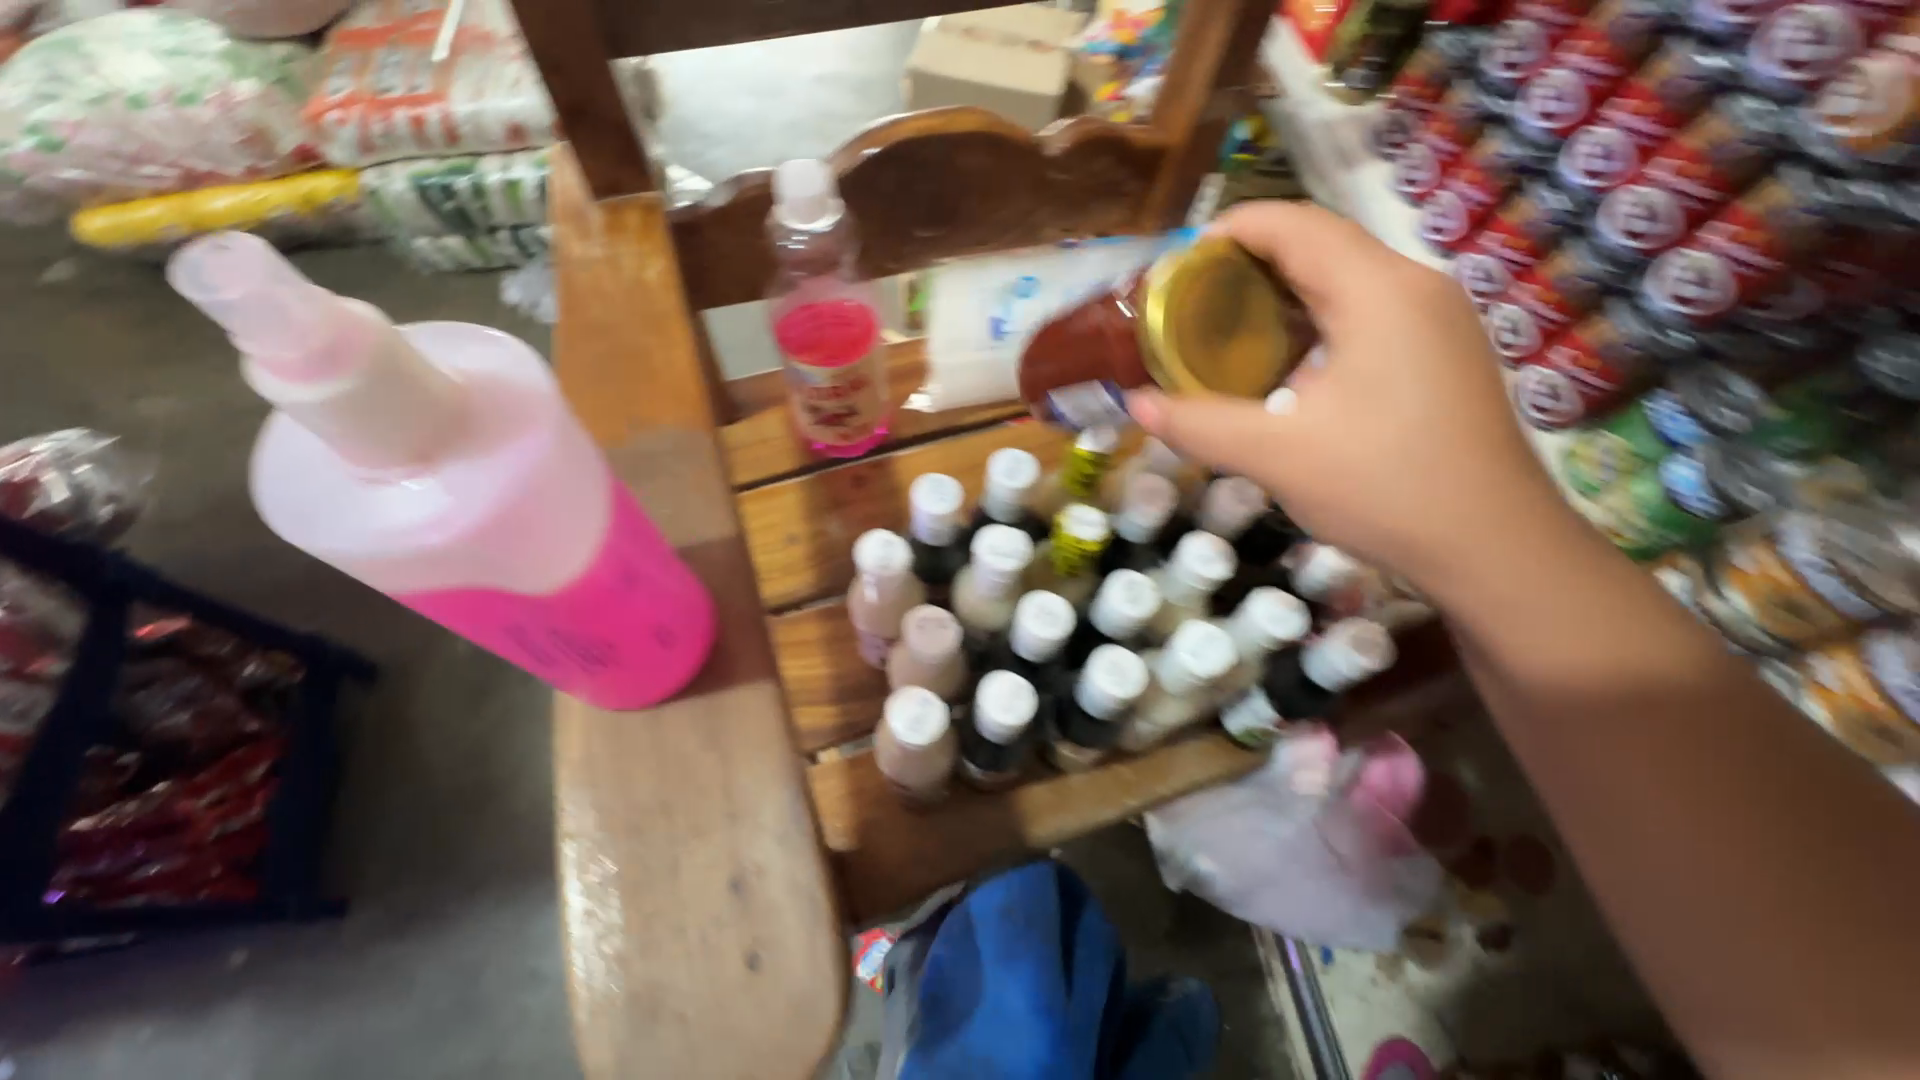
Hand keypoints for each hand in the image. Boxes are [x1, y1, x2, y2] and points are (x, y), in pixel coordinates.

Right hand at [1126, 201, 1572, 594]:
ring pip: (1348, 279)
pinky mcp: (1444, 353)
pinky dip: (1318, 320)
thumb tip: (1134, 404)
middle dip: (1251, 261)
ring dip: (1285, 292)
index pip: (1295, 225)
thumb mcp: (1277, 457)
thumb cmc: (1385, 488)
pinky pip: (1370, 312)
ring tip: (1227, 327)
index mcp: (1377, 292)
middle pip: (1322, 244)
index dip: (1232, 230)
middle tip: (1191, 298)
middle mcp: (1415, 287)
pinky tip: (1287, 363)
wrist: (1495, 546)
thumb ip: (1199, 424)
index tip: (1177, 261)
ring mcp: (1438, 319)